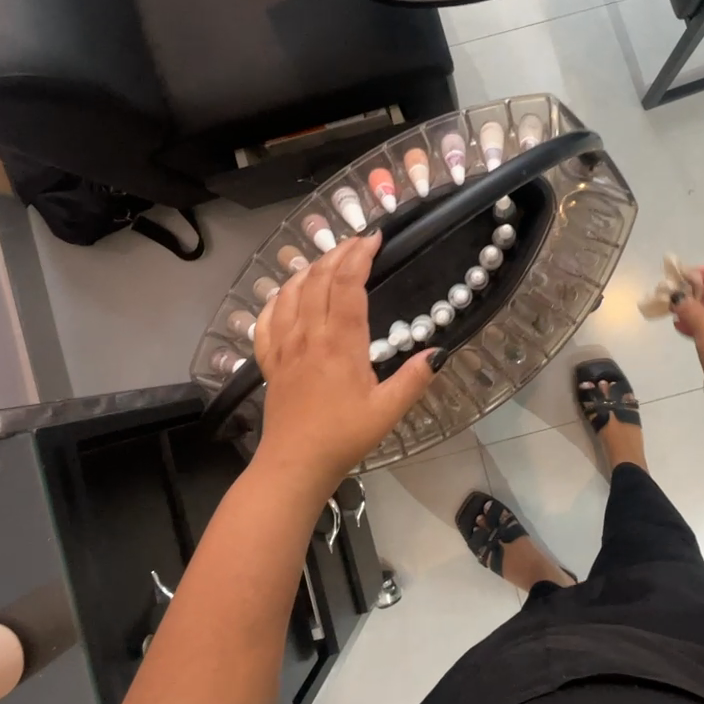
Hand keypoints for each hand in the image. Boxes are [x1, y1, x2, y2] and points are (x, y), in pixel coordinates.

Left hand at [251, 232, 436, 491]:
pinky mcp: (271, 362)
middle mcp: (309, 335)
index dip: (360, 255)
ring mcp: (285, 347)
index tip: (374, 238)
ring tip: (326, 261)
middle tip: (358, 243)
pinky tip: (285, 294)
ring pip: (290, 293)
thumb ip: (413, 379)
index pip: (347, 284)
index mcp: (340, 343)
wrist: (294, 464)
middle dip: (338, 253)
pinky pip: (267, 320)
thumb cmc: (343, 438)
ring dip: (309, 269)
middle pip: (318, 279)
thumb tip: (436, 352)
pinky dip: (277, 298)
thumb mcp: (388, 412)